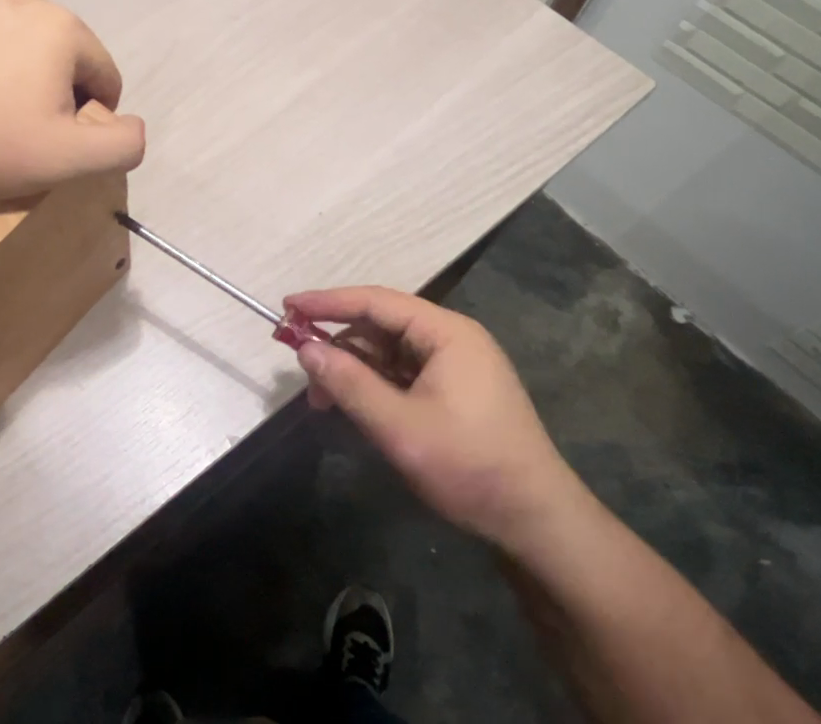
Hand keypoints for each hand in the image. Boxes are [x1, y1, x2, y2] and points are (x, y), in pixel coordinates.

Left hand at [0, 0, 146, 199]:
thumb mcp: (72, 159)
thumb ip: (124, 144)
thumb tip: (136, 127)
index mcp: (64, 28)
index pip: (104, 74)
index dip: (94, 115)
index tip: (61, 141)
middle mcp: (27, 1)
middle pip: (67, 53)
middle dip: (60, 89)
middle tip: (29, 129)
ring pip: (29, 42)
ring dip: (28, 72)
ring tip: (0, 111)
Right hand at [285, 286, 585, 547]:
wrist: (534, 519)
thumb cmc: (468, 465)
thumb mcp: (398, 426)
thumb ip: (348, 383)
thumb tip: (304, 348)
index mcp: (446, 334)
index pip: (375, 301)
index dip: (327, 302)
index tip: (286, 308)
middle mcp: (452, 340)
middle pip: (380, 325)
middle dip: (337, 343)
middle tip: (300, 369)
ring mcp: (456, 367)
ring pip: (388, 352)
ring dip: (352, 370)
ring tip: (322, 402)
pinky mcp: (455, 393)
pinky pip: (402, 374)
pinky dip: (372, 385)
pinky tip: (352, 407)